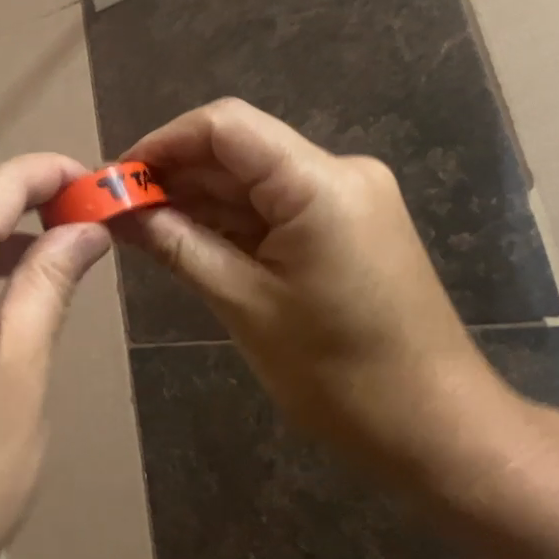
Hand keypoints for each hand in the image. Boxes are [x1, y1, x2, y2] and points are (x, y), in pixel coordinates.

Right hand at [120, 98, 558, 558]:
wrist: (441, 431)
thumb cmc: (340, 374)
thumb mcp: (243, 304)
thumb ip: (176, 243)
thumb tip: (117, 211)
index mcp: (319, 183)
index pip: (223, 126)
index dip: (162, 143)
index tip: (117, 180)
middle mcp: (337, 172)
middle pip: (236, 148)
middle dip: (174, 173)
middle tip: (119, 209)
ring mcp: (347, 196)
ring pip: (251, 176)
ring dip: (197, 197)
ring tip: (142, 227)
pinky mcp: (347, 223)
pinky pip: (274, 202)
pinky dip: (229, 218)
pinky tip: (187, 238)